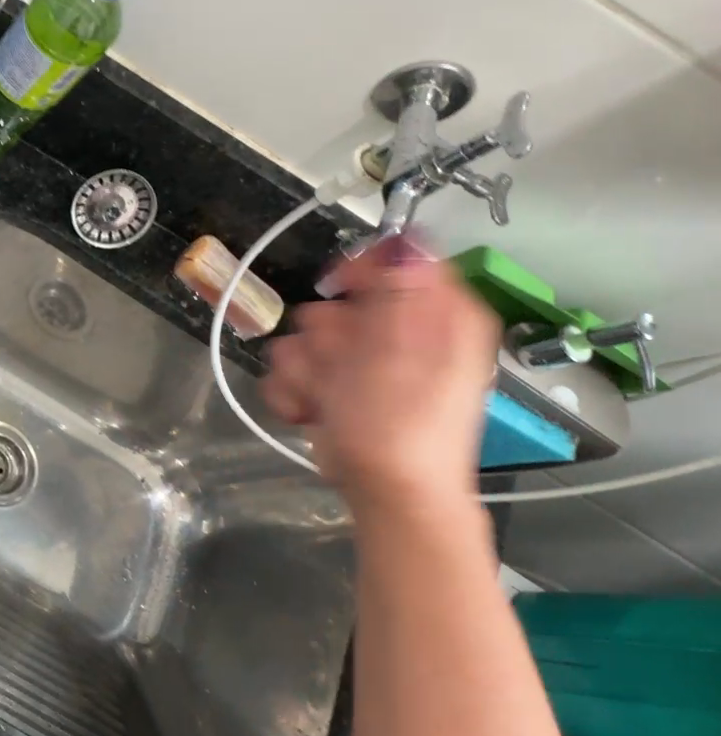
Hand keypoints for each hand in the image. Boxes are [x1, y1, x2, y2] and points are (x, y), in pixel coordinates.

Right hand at [262, 238, 500, 514]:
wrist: (390, 494)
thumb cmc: (398, 427)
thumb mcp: (402, 352)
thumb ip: (402, 292)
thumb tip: (402, 241)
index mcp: (439, 318)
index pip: (400, 259)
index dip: (363, 269)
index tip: (338, 289)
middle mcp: (405, 336)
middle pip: (339, 306)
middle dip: (323, 338)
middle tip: (338, 370)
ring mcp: (367, 367)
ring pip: (307, 341)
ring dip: (305, 372)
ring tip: (323, 401)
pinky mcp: (337, 391)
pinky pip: (296, 373)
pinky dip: (296, 393)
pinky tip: (311, 412)